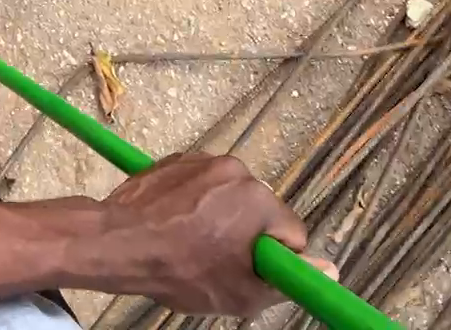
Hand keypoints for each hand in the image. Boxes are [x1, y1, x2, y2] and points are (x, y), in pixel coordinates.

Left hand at [97, 151, 332, 316]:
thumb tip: (329, 269)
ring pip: (231, 195)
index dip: (275, 259)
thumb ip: (289, 280)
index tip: (250, 270)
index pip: (292, 233)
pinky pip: (203, 183)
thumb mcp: (243, 292)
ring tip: (194, 241)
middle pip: (261, 210)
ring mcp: (203, 159)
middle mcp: (235, 169)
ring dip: (222, 216)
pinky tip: (178, 222)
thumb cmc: (183, 269)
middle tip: (219, 259)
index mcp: (258, 198)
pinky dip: (198, 200)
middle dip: (248, 234)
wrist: (121, 240)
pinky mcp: (177, 158)